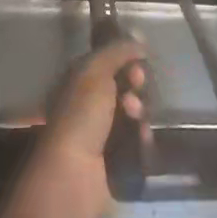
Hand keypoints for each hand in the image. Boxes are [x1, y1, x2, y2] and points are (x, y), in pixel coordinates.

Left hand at [42, 37, 148, 171]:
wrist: (74, 176)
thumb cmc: (81, 116)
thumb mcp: (95, 72)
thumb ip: (117, 51)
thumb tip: (138, 41)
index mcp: (77, 82)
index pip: (107, 62)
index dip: (124, 57)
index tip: (138, 57)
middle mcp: (89, 105)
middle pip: (124, 86)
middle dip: (135, 84)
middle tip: (136, 87)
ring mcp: (102, 134)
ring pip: (134, 113)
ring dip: (139, 110)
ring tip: (134, 116)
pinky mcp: (117, 160)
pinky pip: (138, 141)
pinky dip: (142, 137)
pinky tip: (141, 137)